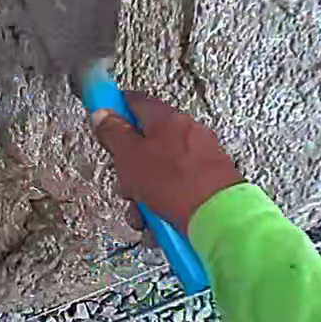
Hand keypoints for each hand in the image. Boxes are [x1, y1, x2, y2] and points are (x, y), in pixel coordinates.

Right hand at [90, 91, 244, 233]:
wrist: (218, 217)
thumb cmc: (179, 184)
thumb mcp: (130, 156)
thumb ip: (113, 132)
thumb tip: (102, 115)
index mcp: (167, 118)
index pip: (133, 102)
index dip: (114, 112)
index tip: (102, 120)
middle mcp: (187, 132)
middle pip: (145, 142)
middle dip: (129, 166)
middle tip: (126, 181)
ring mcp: (200, 157)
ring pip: (159, 170)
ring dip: (144, 191)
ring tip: (143, 210)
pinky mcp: (208, 181)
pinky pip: (175, 187)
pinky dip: (164, 203)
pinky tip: (159, 219)